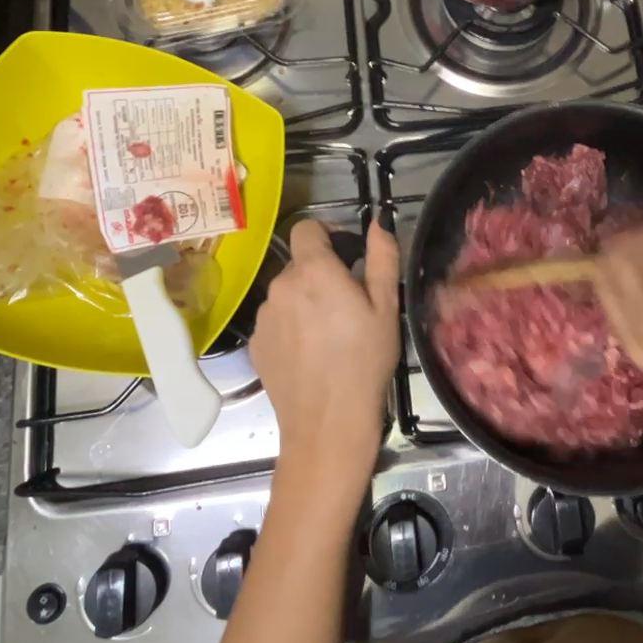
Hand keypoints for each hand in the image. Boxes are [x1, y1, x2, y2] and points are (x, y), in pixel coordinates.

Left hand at [251, 219, 399, 465]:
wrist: (328, 422)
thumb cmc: (365, 360)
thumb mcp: (386, 306)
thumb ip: (382, 256)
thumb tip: (377, 220)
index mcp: (314, 271)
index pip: (306, 228)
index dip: (327, 233)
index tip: (347, 254)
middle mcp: (280, 286)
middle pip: (299, 263)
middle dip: (322, 273)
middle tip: (350, 304)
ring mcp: (264, 317)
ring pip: (287, 293)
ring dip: (306, 300)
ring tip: (331, 333)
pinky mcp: (256, 344)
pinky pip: (275, 320)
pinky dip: (292, 326)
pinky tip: (311, 353)